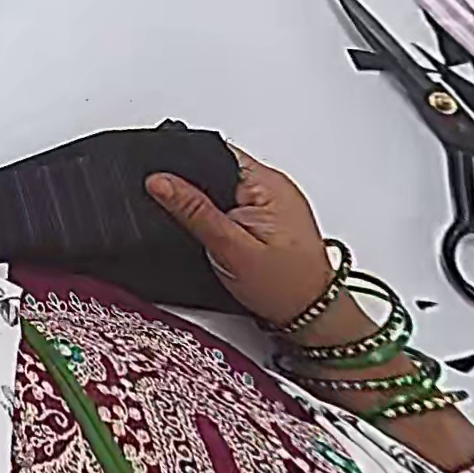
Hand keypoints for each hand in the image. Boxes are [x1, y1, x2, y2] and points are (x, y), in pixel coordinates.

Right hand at [146, 147, 335, 327]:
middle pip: (215, 165)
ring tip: (207, 228)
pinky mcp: (268, 215)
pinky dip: (218, 213)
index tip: (162, 179)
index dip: (183, 162)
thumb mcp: (229, 248)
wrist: (315, 321)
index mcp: (267, 183)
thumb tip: (159, 181)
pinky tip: (217, 233)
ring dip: (206, 201)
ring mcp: (272, 200)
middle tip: (188, 215)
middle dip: (194, 185)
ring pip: (221, 184)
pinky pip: (231, 200)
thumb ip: (193, 210)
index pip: (214, 151)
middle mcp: (273, 186)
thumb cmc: (284, 288)